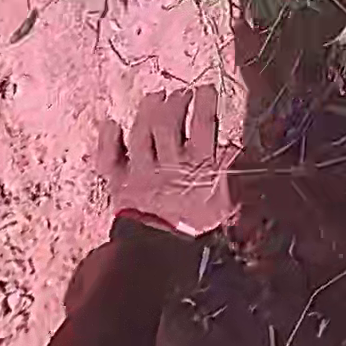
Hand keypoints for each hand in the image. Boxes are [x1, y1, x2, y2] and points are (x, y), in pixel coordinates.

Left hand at [93, 86, 234, 235]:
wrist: (158, 256)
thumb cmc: (195, 227)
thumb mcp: (224, 205)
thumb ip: (232, 176)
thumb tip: (237, 149)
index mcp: (196, 166)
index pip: (203, 126)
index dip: (204, 104)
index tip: (206, 89)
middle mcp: (167, 162)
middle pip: (168, 122)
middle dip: (175, 102)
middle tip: (180, 94)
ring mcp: (140, 170)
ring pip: (141, 132)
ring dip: (147, 111)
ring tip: (155, 97)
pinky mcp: (118, 181)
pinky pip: (109, 156)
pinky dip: (108, 139)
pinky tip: (110, 123)